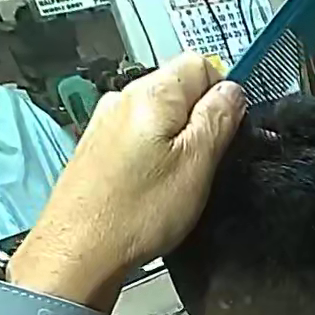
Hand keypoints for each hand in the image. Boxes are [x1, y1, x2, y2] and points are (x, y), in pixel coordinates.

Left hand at [10, 54, 245, 306]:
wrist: (80, 251)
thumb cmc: (139, 212)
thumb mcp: (197, 164)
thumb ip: (218, 119)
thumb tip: (233, 90)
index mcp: (151, 94)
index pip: (201, 64)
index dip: (226, 94)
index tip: (232, 131)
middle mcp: (122, 98)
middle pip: (180, 89)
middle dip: (203, 119)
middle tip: (210, 164)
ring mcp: (106, 123)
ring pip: (161, 117)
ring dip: (181, 140)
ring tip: (184, 181)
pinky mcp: (99, 149)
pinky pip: (142, 138)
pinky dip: (158, 155)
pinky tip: (158, 187)